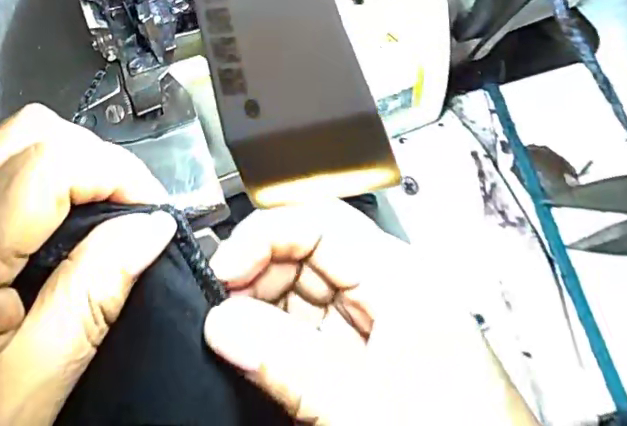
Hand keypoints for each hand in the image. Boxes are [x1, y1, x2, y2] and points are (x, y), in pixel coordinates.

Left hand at [0, 104, 178, 425]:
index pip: (50, 159)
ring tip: (96, 219)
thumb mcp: (30, 387)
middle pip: (25, 130)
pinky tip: (42, 231)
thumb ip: (93, 296)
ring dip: (57, 165)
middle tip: (129, 213)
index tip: (155, 212)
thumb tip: (149, 227)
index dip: (114, 171)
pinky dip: (23, 182)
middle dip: (88, 157)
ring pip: (0, 143)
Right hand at [202, 200, 537, 425]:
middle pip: (303, 249)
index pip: (313, 220)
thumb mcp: (369, 413)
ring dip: (263, 308)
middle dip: (256, 275)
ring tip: (240, 341)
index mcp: (405, 281)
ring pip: (303, 288)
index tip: (222, 273)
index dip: (258, 238)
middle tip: (224, 311)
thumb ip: (289, 364)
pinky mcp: (377, 361)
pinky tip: (267, 362)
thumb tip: (222, 321)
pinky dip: (281, 339)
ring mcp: (386, 326)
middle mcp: (395, 291)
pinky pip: (313, 328)